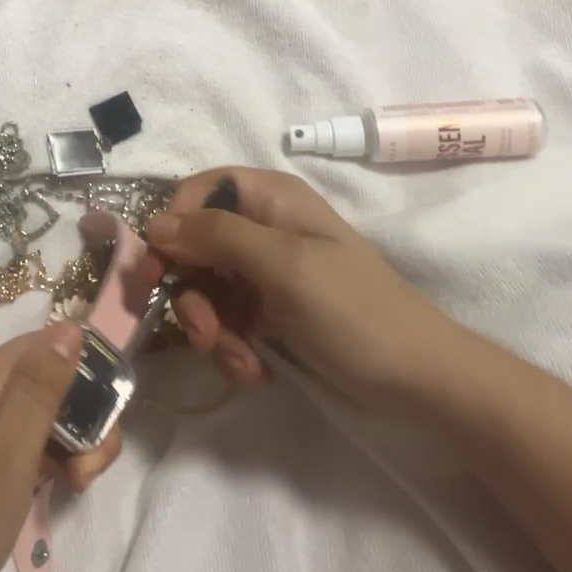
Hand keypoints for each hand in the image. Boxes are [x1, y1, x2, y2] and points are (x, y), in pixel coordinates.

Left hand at [0, 322, 122, 571]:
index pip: (53, 343)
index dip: (89, 375)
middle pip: (52, 377)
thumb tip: (72, 324)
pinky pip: (26, 437)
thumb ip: (38, 390)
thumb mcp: (4, 457)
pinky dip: (50, 458)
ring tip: (73, 487)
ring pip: (44, 410)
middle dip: (85, 418)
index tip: (105, 426)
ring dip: (72, 443)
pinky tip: (53, 488)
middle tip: (85, 473)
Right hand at [148, 168, 459, 407]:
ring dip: (212, 329)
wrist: (416, 380)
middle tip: (203, 333)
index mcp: (270, 198)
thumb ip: (217, 236)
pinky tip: (256, 370)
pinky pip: (225, 320)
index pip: (196, 192)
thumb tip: (155, 224)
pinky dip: (232, 347)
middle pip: (192, 247)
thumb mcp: (284, 265)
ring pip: (203, 289)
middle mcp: (261, 228)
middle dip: (192, 294)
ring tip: (241, 361)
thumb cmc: (353, 310)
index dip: (172, 226)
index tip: (156, 270)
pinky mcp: (267, 311)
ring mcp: (263, 272)